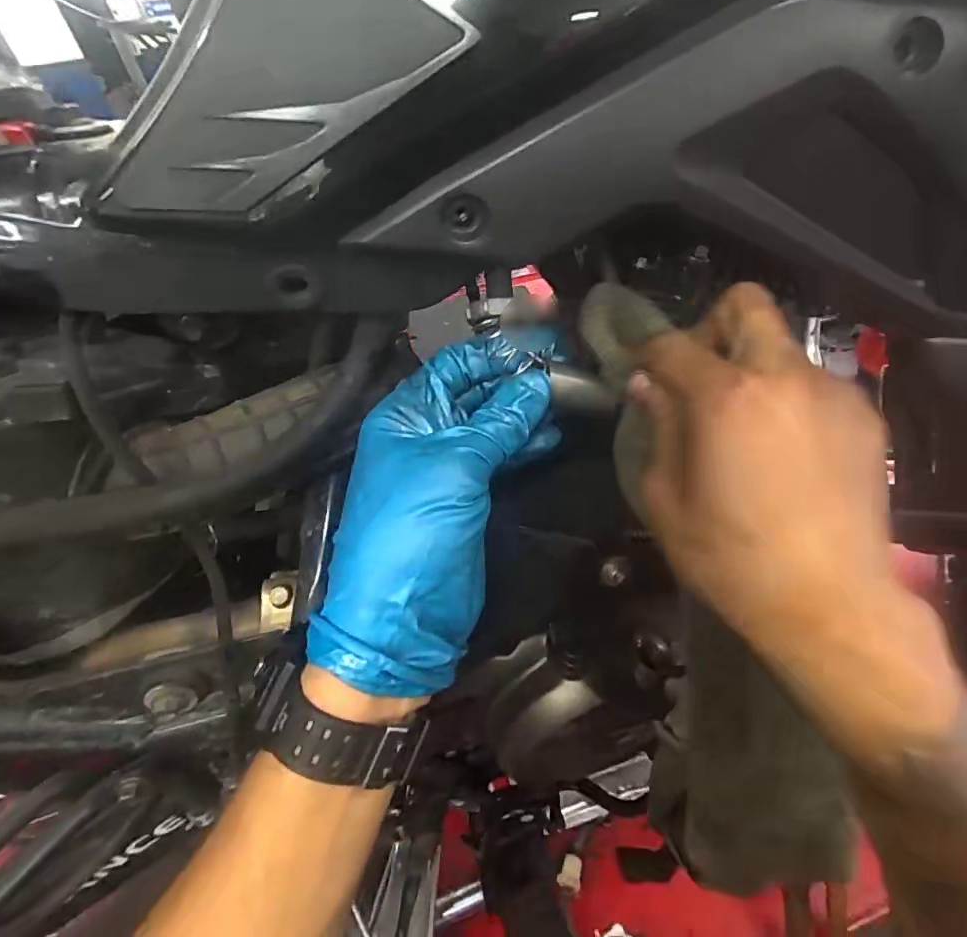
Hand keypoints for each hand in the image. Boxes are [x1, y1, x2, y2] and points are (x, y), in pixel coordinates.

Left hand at [307, 332, 556, 696]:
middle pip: (473, 393)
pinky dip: (524, 444)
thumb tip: (535, 383)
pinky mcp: (469, 494)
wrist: (402, 619)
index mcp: (405, 416)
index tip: (538, 347)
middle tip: (562, 370)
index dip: (492, 355)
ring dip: (525, 412)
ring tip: (565, 398)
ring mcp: (448, 466)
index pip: (451, 367)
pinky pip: (499, 457)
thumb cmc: (414, 530)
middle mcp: (424, 434)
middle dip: (514, 381)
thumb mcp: (456, 466)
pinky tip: (550, 434)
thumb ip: (497, 421)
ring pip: (490, 425)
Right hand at [628, 283, 962, 756]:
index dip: (647, 348)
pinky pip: (815, 386)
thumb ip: (657, 429)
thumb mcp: (668, 501)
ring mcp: (832, 393)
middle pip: (747, 304)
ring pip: (783, 349)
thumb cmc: (733, 559)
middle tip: (701, 374)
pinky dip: (790, 400)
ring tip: (748, 428)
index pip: (673, 343)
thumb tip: (650, 386)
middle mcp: (783, 376)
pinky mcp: (865, 418)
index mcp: (726, 396)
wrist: (832, 604)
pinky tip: (789, 453)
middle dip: (713, 325)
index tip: (640, 366)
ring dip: (755, 370)